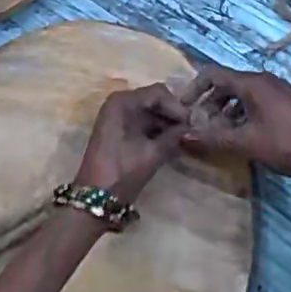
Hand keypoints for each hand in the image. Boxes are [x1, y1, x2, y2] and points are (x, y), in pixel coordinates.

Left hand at [75, 83, 188, 202]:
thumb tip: (194, 129)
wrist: (95, 199)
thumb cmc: (121, 171)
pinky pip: (143, 123)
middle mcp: (120, 103)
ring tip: (185, 139)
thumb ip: (174, 138)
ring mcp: (118, 117)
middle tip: (191, 131)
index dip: (176, 106)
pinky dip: (157, 131)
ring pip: (150, 112)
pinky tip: (172, 143)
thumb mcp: (151, 154)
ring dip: (167, 124)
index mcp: (123, 101)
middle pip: (154, 100)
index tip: (191, 124)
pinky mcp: (120, 131)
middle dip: (172, 115)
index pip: (157, 92)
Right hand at [179, 66, 290, 180]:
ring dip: (227, 108)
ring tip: (221, 131)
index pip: (213, 73)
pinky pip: (257, 98)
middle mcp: (263, 79)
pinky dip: (243, 110)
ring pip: (243, 92)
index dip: (195, 87)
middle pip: (228, 83)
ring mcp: (278, 88)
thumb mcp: (246, 144)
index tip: (184, 106)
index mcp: (251, 83)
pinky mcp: (288, 100)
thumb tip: (183, 137)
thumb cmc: (285, 145)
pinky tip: (244, 132)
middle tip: (202, 124)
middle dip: (211, 101)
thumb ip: (213, 139)